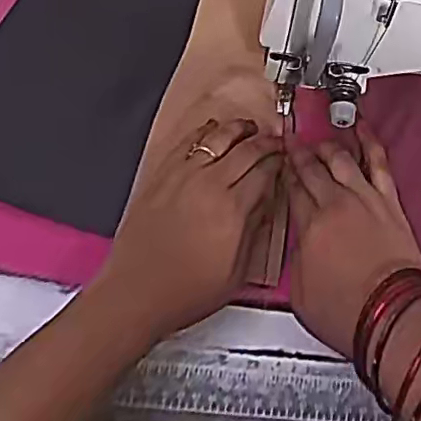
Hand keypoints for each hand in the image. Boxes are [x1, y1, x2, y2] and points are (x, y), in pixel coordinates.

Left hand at [94, 117, 283, 341]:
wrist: (136, 292)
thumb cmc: (184, 290)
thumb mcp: (235, 272)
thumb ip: (254, 230)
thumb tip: (266, 201)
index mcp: (232, 210)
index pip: (265, 171)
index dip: (278, 162)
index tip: (283, 160)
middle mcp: (210, 186)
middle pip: (247, 149)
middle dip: (266, 142)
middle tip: (274, 141)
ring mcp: (184, 176)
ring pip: (219, 137)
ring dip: (239, 128)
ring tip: (249, 128)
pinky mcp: (163, 174)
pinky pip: (188, 141)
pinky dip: (204, 131)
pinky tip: (213, 130)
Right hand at [285, 128, 420, 356]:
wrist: (390, 317)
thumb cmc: (348, 313)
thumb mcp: (301, 294)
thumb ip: (297, 260)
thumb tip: (301, 244)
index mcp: (309, 227)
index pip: (292, 189)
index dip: (285, 175)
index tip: (281, 166)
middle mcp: (334, 205)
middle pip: (311, 170)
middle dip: (298, 154)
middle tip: (292, 144)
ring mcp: (363, 198)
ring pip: (339, 159)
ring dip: (326, 147)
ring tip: (318, 141)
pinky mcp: (388, 201)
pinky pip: (377, 162)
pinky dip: (369, 142)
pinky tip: (362, 128)